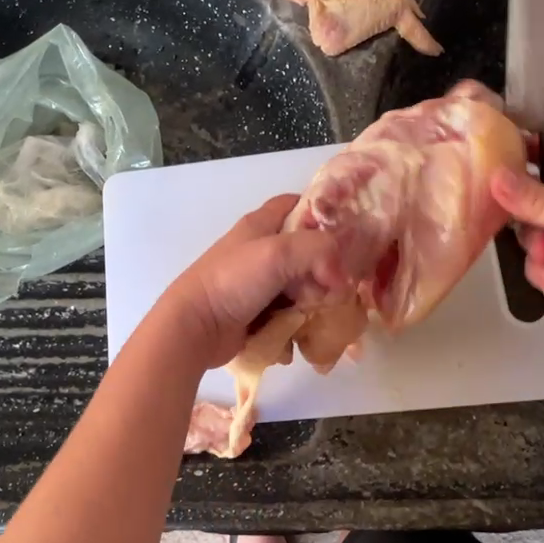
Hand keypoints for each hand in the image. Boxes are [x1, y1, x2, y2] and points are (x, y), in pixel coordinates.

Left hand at [151, 194, 342, 369]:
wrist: (195, 327)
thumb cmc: (234, 280)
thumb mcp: (278, 252)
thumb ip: (319, 251)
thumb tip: (340, 277)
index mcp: (260, 225)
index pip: (297, 204)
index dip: (322, 213)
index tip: (347, 234)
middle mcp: (260, 251)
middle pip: (306, 253)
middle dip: (324, 271)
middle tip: (332, 288)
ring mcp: (257, 284)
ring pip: (300, 288)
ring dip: (312, 305)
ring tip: (313, 317)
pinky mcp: (255, 313)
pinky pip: (288, 317)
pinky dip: (295, 327)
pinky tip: (295, 338)